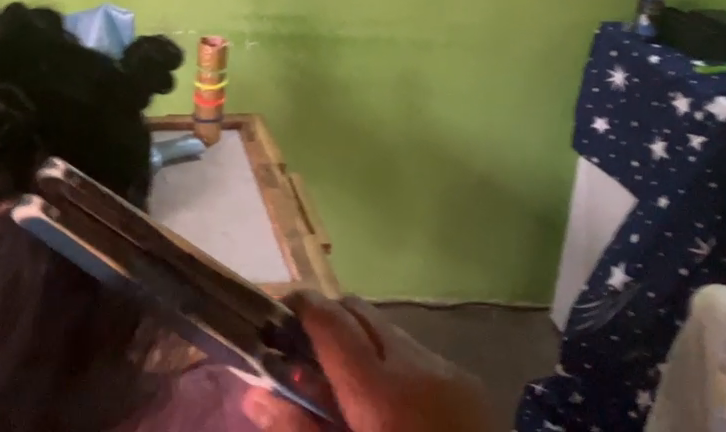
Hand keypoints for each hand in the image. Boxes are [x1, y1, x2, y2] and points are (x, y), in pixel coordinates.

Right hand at [242, 292, 497, 431]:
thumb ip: (300, 431)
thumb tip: (255, 394)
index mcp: (381, 393)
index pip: (329, 317)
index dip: (297, 307)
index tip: (274, 319)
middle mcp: (416, 365)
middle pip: (357, 310)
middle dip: (326, 322)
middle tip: (303, 358)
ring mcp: (449, 371)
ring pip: (389, 330)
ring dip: (361, 345)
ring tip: (347, 390)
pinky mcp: (470, 387)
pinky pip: (419, 355)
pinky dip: (393, 365)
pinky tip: (390, 410)